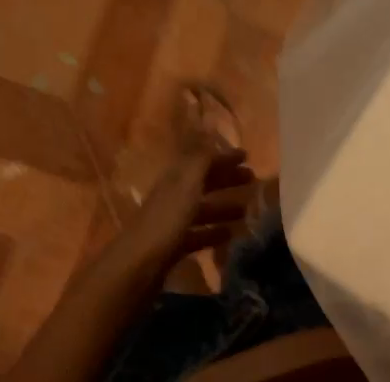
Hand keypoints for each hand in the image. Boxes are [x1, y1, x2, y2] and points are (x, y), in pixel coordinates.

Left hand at [122, 145, 257, 279]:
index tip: (247, 156)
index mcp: (176, 178)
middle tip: (253, 181)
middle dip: (226, 179)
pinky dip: (214, 233)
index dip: (223, 156)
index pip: (202, 159)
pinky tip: (230, 236)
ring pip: (202, 209)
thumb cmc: (166, 221)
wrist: (136, 267)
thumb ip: (200, 156)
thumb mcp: (187, 184)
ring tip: (247, 210)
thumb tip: (210, 122)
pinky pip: (198, 235)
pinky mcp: (173, 248)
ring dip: (223, 207)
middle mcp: (174, 195)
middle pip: (203, 182)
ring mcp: (172, 222)